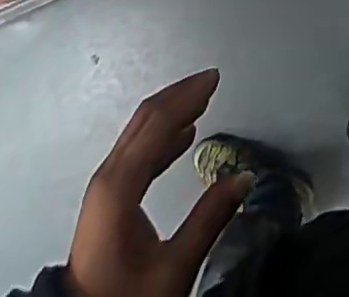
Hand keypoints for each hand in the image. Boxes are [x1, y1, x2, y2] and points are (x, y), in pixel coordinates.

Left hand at [66, 69, 250, 296]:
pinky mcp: (108, 196)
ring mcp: (105, 184)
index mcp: (120, 184)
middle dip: (179, 95)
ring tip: (201, 99)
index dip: (187, 96)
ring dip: (171, 112)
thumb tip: (243, 178)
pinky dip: (161, 136)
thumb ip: (210, 219)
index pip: (158, 124)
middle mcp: (109, 175)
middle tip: (210, 80)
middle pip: (145, 119)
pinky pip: (137, 151)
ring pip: (140, 132)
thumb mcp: (175, 268)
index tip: (212, 79)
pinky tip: (181, 135)